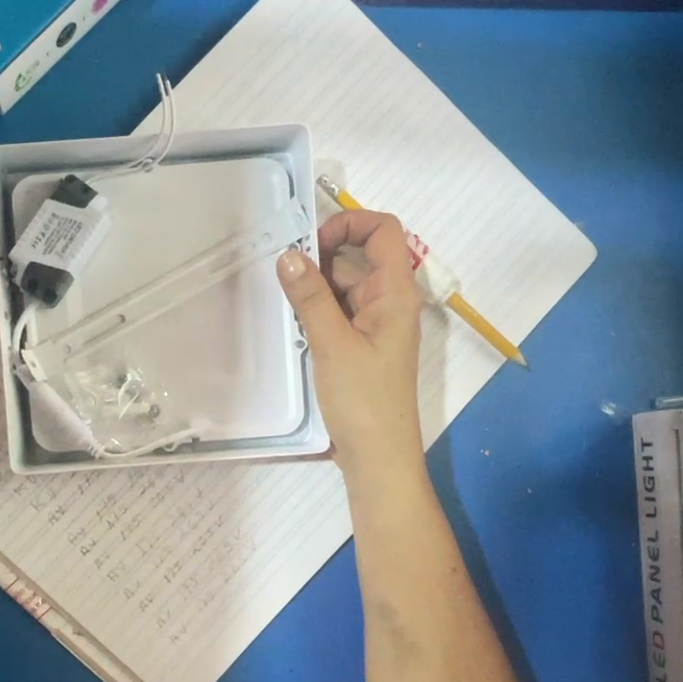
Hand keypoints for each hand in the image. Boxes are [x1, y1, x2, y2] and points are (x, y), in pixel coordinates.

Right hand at [276, 208, 424, 483]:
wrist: (379, 458)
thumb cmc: (363, 401)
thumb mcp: (332, 344)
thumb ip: (310, 296)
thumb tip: (288, 254)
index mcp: (395, 294)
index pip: (384, 231)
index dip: (350, 223)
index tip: (311, 244)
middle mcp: (391, 304)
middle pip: (362, 256)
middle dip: (324, 257)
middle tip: (287, 276)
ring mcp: (378, 326)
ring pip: (348, 286)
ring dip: (318, 287)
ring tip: (288, 304)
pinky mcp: (364, 348)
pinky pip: (342, 313)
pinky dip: (320, 311)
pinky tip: (297, 326)